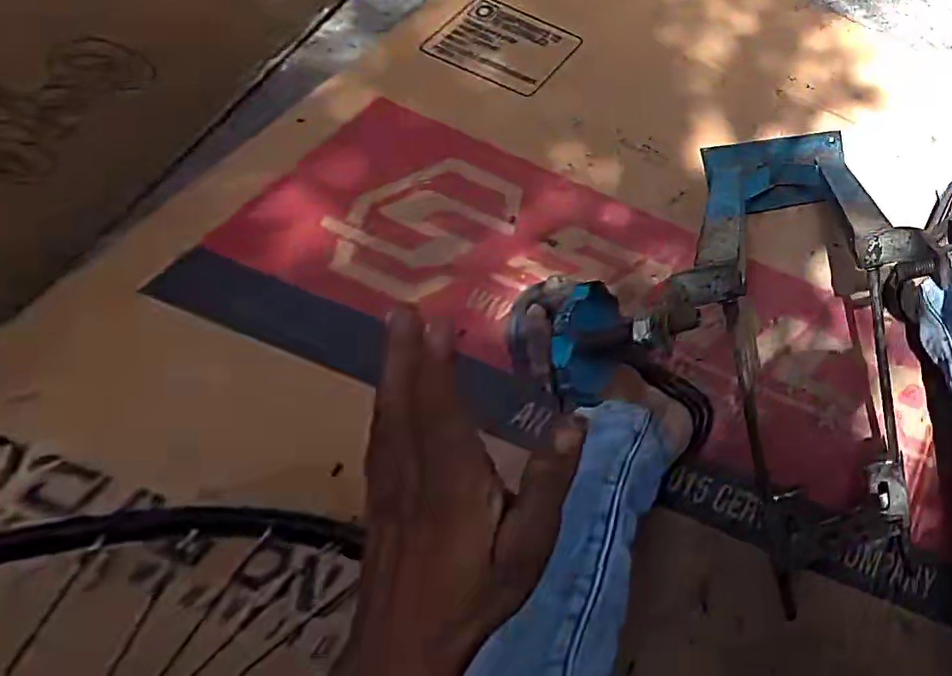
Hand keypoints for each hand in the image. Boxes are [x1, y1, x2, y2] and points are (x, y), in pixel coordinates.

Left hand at [337, 307, 583, 675]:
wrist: (403, 656)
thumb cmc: (476, 596)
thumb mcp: (528, 548)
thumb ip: (549, 484)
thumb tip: (572, 421)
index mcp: (451, 482)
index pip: (440, 413)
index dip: (435, 366)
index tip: (434, 323)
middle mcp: (413, 475)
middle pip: (404, 405)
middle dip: (403, 354)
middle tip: (400, 310)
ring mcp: (389, 489)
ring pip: (386, 418)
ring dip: (390, 371)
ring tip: (392, 334)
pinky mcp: (379, 502)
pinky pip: (380, 438)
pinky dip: (385, 403)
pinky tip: (388, 393)